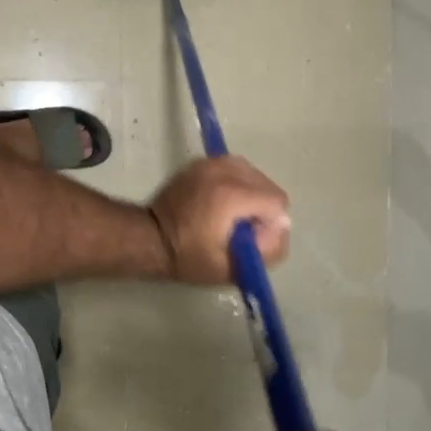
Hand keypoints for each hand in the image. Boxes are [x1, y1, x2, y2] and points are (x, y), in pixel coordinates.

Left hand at [148, 156, 290, 284]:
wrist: (149, 237)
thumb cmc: (188, 257)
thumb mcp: (231, 268)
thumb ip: (266, 251)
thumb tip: (282, 227)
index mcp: (232, 195)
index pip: (277, 202)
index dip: (271, 224)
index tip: (251, 238)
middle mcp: (225, 170)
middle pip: (268, 185)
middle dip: (263, 208)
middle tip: (241, 229)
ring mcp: (212, 162)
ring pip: (253, 174)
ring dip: (252, 194)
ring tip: (232, 215)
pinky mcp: (202, 162)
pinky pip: (235, 168)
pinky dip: (237, 183)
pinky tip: (223, 203)